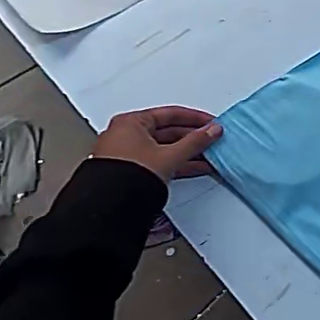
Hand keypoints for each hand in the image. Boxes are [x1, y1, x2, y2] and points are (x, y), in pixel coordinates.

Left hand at [90, 106, 222, 182]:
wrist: (109, 206)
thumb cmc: (127, 175)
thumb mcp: (171, 155)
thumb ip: (195, 141)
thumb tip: (211, 131)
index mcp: (130, 122)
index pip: (170, 114)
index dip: (195, 118)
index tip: (210, 123)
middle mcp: (124, 135)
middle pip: (167, 131)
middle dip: (192, 138)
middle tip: (210, 139)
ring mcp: (125, 154)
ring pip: (163, 148)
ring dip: (186, 152)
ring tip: (206, 155)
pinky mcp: (127, 171)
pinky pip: (157, 161)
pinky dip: (175, 163)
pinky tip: (193, 167)